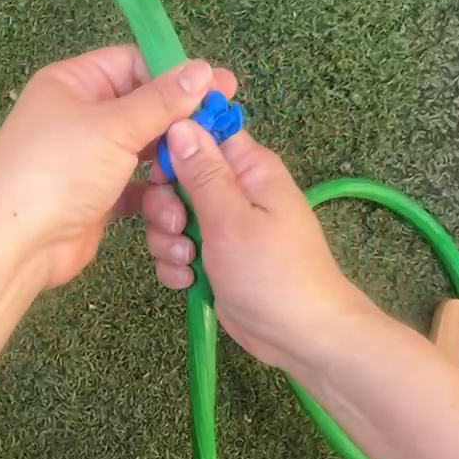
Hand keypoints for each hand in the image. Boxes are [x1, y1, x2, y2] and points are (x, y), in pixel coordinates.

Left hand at [0, 46, 235, 287]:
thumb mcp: (114, 127)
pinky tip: (173, 214)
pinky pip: (136, 191)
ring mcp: (88, 161)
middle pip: (144, 113)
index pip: (134, 64)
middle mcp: (80, 118)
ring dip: (169, 172)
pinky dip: (154, 201)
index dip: (178, 76)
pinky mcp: (96, 199)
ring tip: (190, 186)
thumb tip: (203, 69)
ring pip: (144, 156)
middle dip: (179, 130)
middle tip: (221, 137)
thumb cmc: (58, 172)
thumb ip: (162, 100)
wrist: (17, 245)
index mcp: (74, 84)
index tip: (221, 89)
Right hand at [138, 121, 379, 370]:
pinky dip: (177, 266)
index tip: (162, 175)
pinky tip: (189, 282)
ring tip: (187, 262)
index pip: (205, 133)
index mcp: (250, 169)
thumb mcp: (231, 219)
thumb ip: (203, 173)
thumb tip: (181, 123)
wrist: (296, 335)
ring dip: (169, 242)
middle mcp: (235, 192)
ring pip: (173, 218)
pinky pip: (179, 250)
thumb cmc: (272, 273)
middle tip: (178, 228)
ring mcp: (223, 228)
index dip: (176, 148)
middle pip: (179, 179)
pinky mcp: (213, 259)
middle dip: (166, 206)